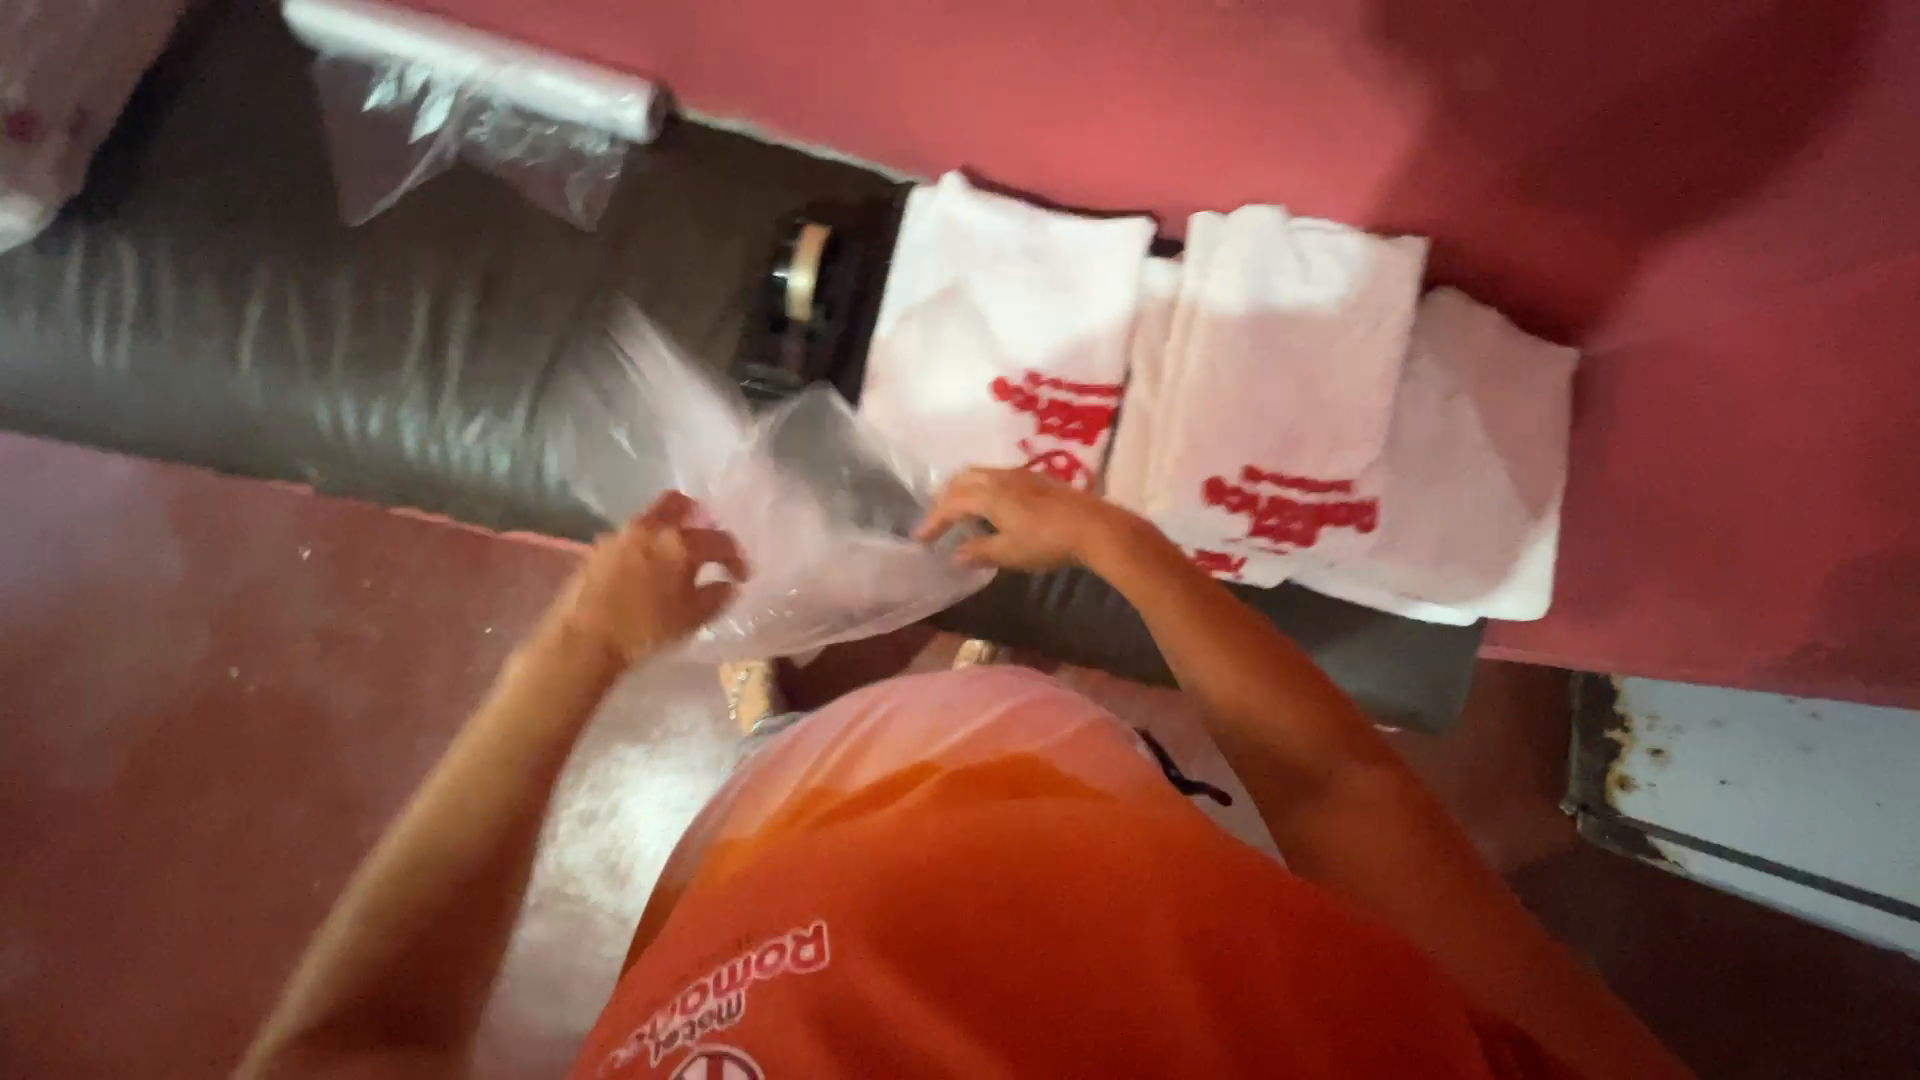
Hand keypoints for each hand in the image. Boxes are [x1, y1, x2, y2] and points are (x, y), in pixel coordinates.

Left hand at [553, 491, 747, 664]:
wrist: (582, 641)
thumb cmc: (645, 630)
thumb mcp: (692, 619)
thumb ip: (716, 597)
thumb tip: (727, 584)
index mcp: (681, 543)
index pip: (721, 540)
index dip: (736, 558)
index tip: (741, 577)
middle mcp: (651, 530)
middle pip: (679, 504)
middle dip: (697, 516)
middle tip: (705, 540)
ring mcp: (619, 537)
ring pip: (652, 521)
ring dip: (668, 533)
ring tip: (674, 561)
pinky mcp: (596, 551)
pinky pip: (630, 539)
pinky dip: (644, 547)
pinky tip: (646, 572)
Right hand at [915, 467, 1137, 571]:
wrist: (1095, 527)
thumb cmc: (1048, 543)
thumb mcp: (1009, 553)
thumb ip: (980, 552)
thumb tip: (955, 555)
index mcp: (988, 495)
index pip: (950, 504)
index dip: (933, 521)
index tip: (920, 539)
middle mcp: (1000, 478)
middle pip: (962, 480)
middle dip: (944, 498)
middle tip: (937, 519)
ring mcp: (1020, 475)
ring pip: (980, 474)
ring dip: (963, 489)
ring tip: (960, 510)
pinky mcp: (1037, 479)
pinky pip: (997, 476)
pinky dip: (982, 488)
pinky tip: (992, 506)